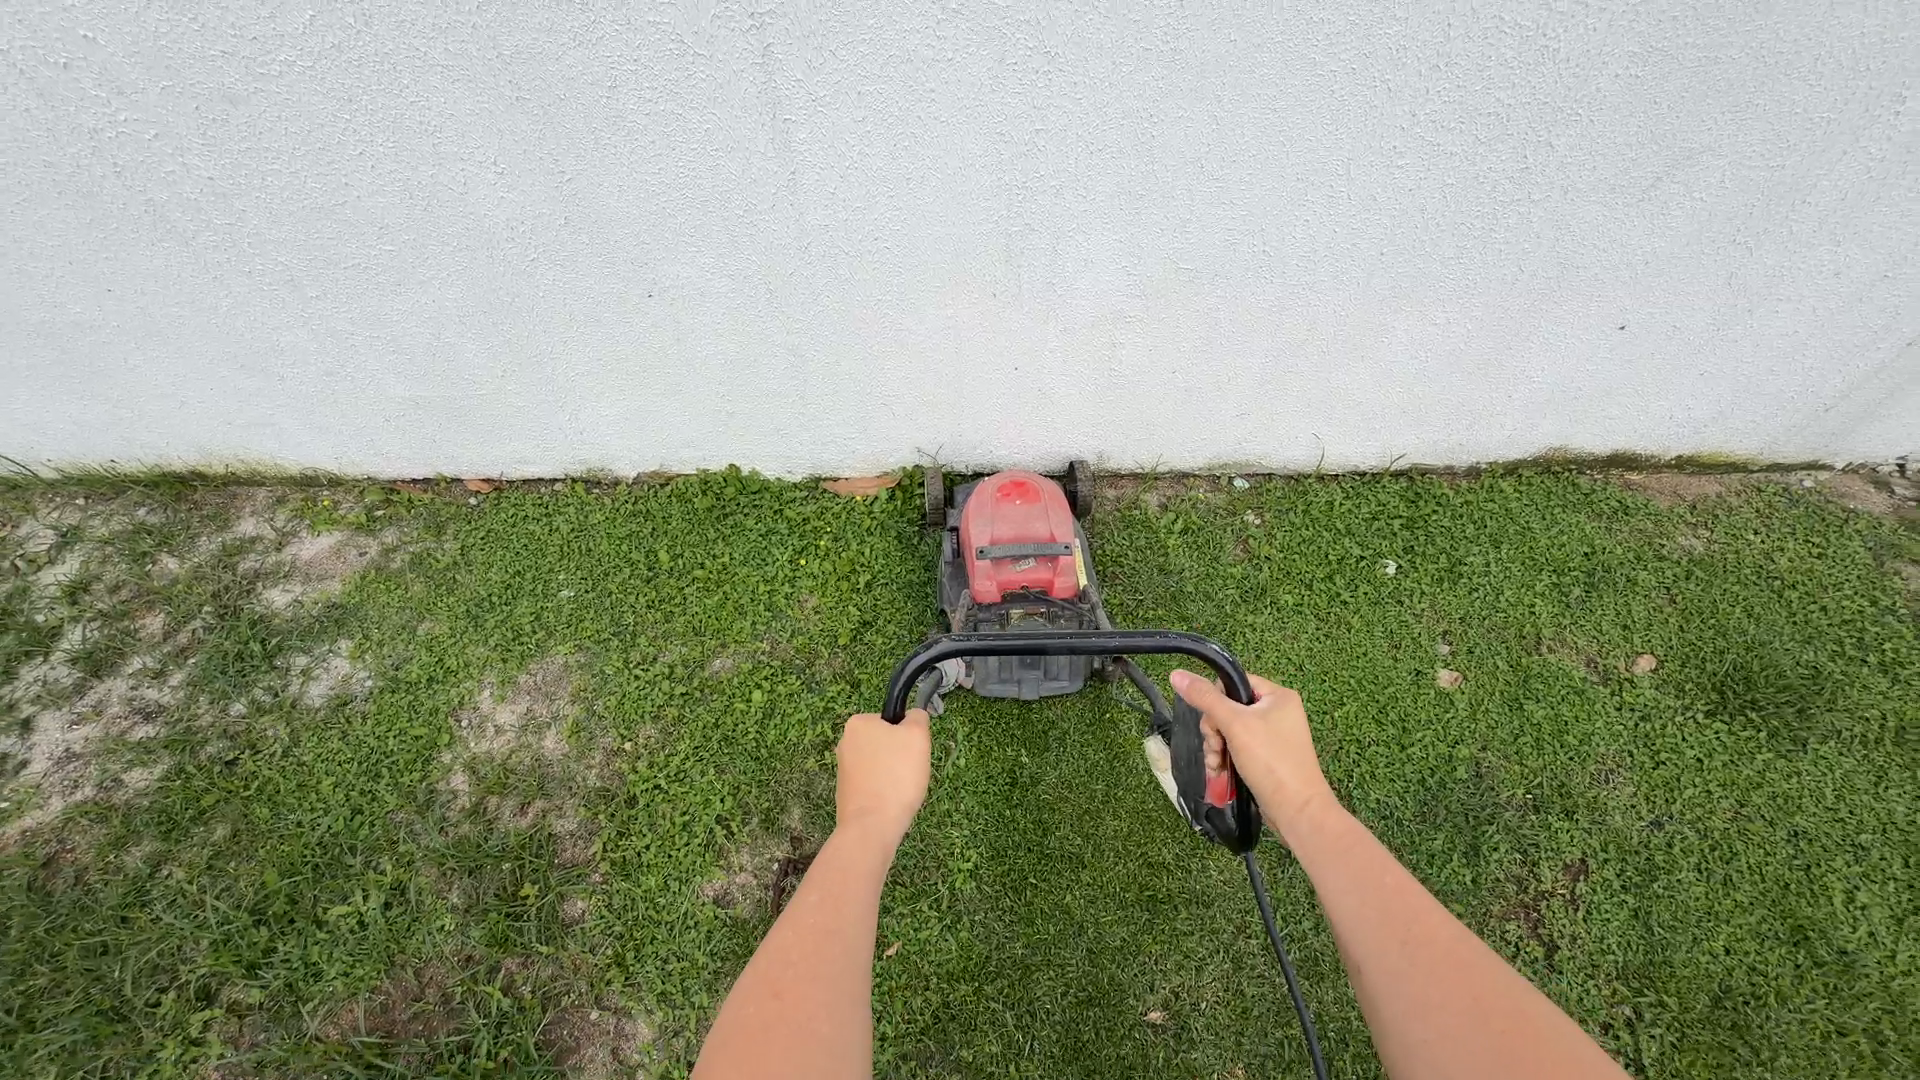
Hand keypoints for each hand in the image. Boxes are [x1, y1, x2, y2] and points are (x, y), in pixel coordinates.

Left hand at [833, 709, 931, 845]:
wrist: (872, 825)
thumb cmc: (897, 775)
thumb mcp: (917, 735)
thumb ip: (918, 718)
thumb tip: (913, 716)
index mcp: (858, 722)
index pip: (893, 720)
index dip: (908, 736)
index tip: (912, 753)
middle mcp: (845, 741)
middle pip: (886, 742)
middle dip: (900, 756)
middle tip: (909, 772)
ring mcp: (844, 768)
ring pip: (881, 764)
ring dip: (893, 774)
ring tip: (900, 789)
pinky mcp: (846, 791)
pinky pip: (873, 783)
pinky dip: (884, 789)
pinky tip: (890, 801)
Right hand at [1168, 670, 1336, 840]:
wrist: (1297, 812)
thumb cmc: (1270, 761)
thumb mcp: (1234, 724)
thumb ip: (1205, 698)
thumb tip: (1176, 674)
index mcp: (1278, 696)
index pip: (1234, 683)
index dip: (1216, 699)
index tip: (1213, 722)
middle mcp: (1277, 712)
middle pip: (1228, 708)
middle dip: (1214, 731)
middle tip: (1215, 748)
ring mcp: (1272, 736)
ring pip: (1229, 730)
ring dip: (1215, 748)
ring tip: (1216, 766)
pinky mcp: (1267, 757)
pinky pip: (1237, 748)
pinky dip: (1225, 759)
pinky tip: (1219, 773)